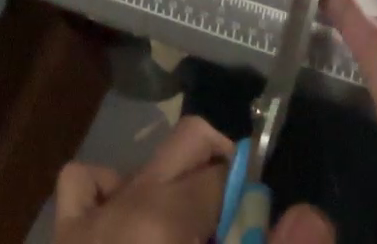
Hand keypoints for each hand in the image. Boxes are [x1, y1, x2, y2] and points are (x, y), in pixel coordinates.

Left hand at [54, 116, 335, 243]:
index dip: (254, 203)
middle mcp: (128, 200)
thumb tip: (313, 217)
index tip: (258, 234)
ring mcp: (88, 218)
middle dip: (225, 171)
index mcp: (165, 217)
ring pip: (143, 164)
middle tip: (236, 228)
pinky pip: (83, 184)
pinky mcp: (63, 237)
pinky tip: (128, 226)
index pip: (230, 177)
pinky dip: (110, 190)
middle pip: (193, 142)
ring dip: (175, 186)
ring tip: (190, 238)